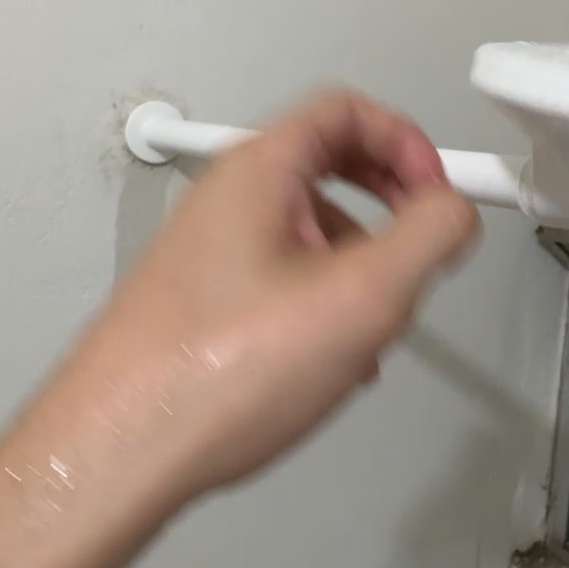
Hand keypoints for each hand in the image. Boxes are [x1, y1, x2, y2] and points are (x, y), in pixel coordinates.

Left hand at [55, 89, 480, 502]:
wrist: (114, 456)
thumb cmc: (223, 371)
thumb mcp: (362, 297)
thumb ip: (430, 236)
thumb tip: (454, 210)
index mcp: (260, 171)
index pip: (347, 110)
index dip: (407, 142)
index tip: (437, 194)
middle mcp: (229, 198)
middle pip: (331, 165)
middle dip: (388, 208)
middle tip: (415, 253)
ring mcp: (212, 249)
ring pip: (312, 230)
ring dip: (361, 267)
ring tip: (371, 332)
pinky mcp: (206, 298)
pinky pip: (285, 276)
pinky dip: (325, 302)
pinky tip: (331, 363)